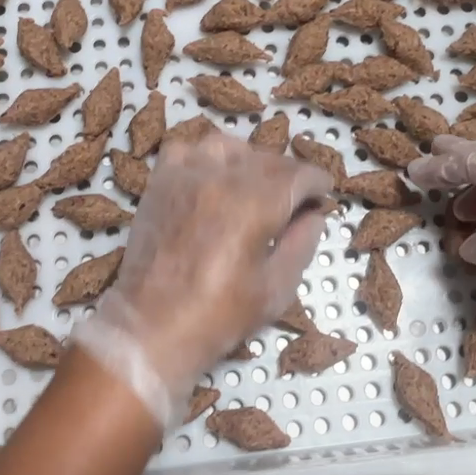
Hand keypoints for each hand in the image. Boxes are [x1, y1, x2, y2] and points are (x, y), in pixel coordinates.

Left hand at [70, 132, 333, 427]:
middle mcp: (221, 178)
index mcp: (255, 204)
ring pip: (229, 146)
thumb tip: (314, 215)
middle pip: (268, 159)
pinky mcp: (160, 183)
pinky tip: (214, 178)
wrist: (151, 328)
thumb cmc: (219, 317)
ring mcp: (185, 176)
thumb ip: (302, 244)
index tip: (325, 194)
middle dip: (289, 176)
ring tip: (256, 185)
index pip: (299, 174)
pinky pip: (187, 149)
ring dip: (250, 160)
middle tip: (296, 201)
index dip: (318, 182)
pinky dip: (207, 157)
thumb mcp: (276, 289)